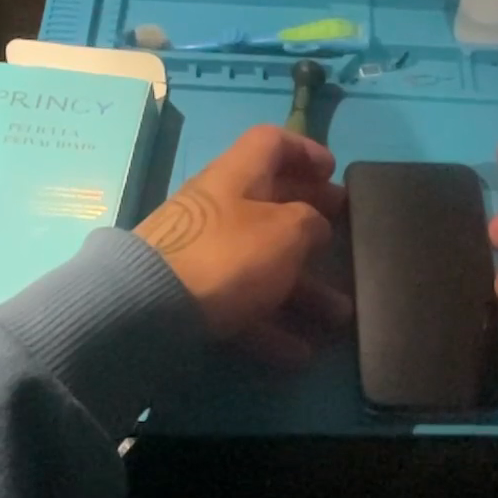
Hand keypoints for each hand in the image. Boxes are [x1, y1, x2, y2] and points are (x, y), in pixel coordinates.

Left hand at [135, 125, 351, 364]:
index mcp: (239, 177)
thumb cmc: (229, 255)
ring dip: (305, 290)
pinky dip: (274, 327)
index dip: (305, 151)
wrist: (153, 306)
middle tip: (344, 236)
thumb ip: (310, 222)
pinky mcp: (198, 297)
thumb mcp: (286, 231)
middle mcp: (221, 210)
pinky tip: (301, 354)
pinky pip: (245, 307)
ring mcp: (206, 255)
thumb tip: (315, 225)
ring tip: (339, 316)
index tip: (333, 172)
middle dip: (312, 224)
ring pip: (264, 266)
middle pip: (272, 208)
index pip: (272, 143)